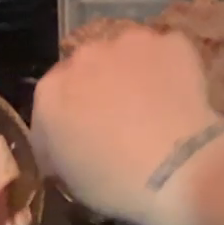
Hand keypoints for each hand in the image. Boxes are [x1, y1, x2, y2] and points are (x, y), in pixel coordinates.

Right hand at [31, 27, 223, 224]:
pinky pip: (159, 56)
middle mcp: (82, 57)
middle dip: (91, 96)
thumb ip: (60, 152)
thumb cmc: (113, 183)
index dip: (58, 134)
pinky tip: (171, 101)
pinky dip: (162, 73)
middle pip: (82, 74)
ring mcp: (128, 42)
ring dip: (125, 78)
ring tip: (143, 110)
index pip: (46, 112)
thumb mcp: (69, 179)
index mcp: (49, 94)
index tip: (72, 153)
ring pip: (121, 57)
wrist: (176, 169)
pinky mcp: (170, 40)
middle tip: (110, 128)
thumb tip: (68, 145)